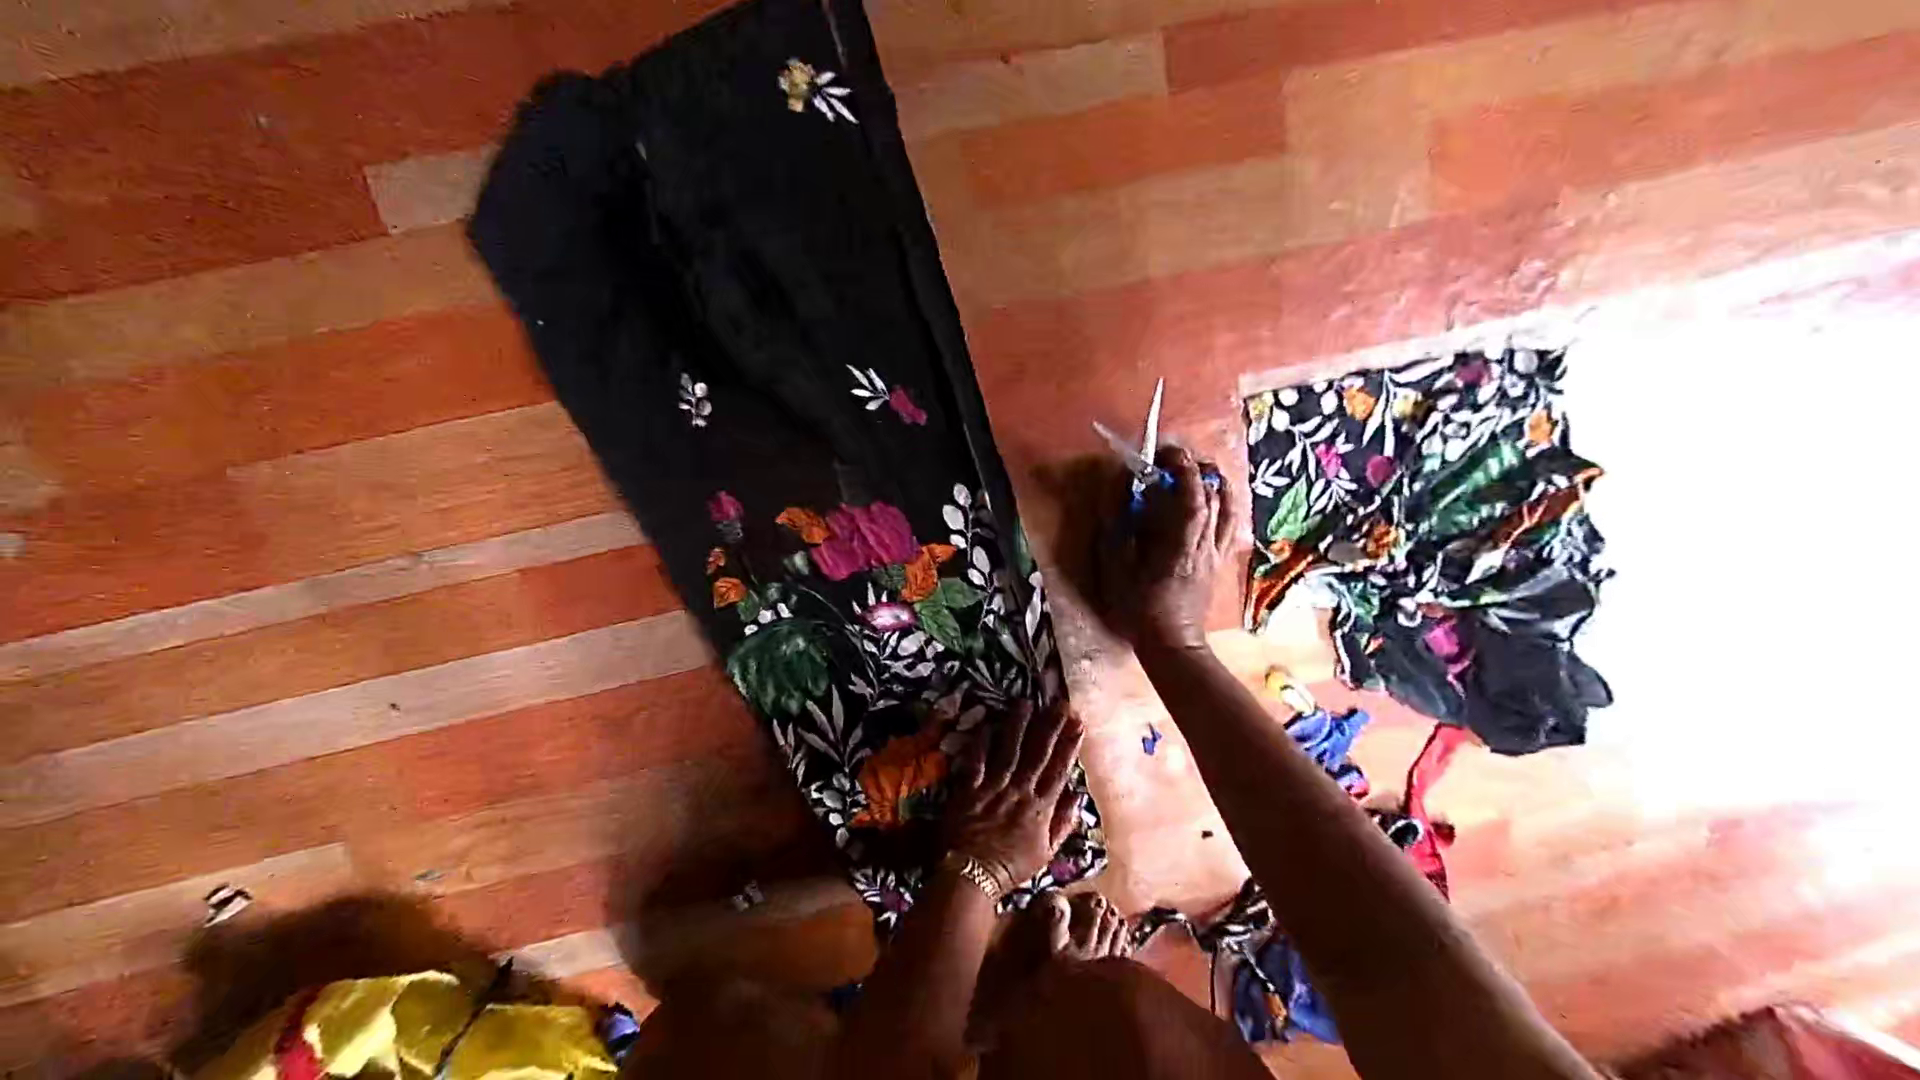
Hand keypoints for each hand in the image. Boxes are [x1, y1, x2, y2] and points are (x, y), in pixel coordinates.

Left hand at [944, 701, 1084, 885]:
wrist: (972, 878)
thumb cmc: (1011, 868)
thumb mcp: (1046, 853)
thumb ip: (1062, 823)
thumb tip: (1076, 794)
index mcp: (1040, 808)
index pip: (1058, 770)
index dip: (1069, 745)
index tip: (1078, 723)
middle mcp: (1019, 793)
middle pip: (1037, 754)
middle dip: (1050, 727)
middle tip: (1059, 704)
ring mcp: (993, 789)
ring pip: (1009, 751)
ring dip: (1018, 725)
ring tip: (1026, 702)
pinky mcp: (968, 790)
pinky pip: (975, 762)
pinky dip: (981, 743)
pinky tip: (987, 723)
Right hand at [1096, 445, 1234, 652]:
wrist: (1171, 644)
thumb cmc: (1138, 607)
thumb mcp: (1117, 568)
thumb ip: (1118, 526)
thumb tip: (1120, 490)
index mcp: (1180, 545)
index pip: (1193, 497)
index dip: (1183, 468)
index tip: (1164, 452)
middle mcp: (1205, 545)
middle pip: (1215, 496)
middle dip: (1196, 469)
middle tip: (1172, 459)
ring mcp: (1216, 553)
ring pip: (1228, 508)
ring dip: (1214, 482)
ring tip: (1196, 471)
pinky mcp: (1219, 562)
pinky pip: (1229, 525)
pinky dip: (1225, 503)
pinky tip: (1214, 498)